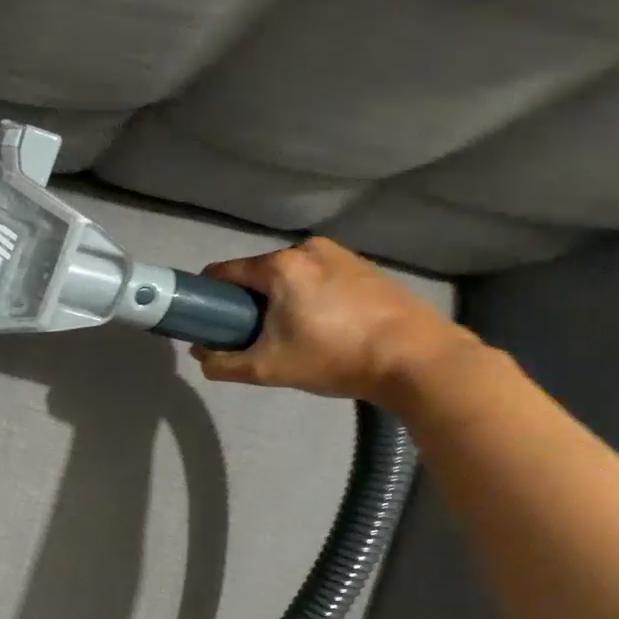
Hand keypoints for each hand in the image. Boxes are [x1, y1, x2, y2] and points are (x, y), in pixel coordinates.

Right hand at [192, 237, 480, 403]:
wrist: (416, 359)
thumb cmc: (334, 357)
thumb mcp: (265, 368)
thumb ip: (221, 362)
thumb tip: (201, 353)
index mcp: (280, 265)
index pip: (222, 272)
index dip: (207, 297)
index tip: (209, 322)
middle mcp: (308, 250)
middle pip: (257, 274)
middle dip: (247, 302)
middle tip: (253, 336)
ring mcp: (342, 255)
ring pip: (290, 277)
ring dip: (279, 300)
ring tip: (291, 334)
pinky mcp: (366, 268)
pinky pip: (319, 278)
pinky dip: (309, 298)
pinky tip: (323, 327)